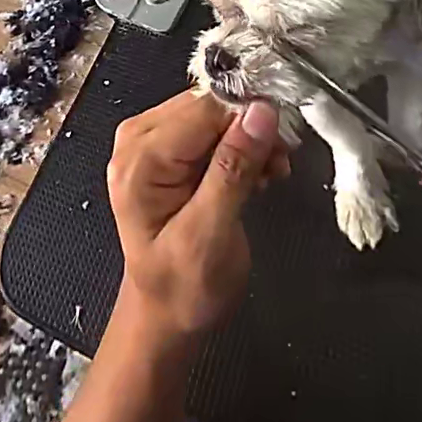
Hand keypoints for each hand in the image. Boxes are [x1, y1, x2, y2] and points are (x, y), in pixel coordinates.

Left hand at [107, 90, 288, 340]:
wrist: (166, 316)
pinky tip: (257, 171)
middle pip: (210, 105)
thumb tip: (262, 111)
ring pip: (216, 111)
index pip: (206, 109)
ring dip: (251, 137)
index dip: (249, 119)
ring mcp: (152, 139)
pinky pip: (213, 125)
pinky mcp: (169, 147)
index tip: (281, 145)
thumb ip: (233, 169)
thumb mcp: (210, 235)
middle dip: (251, 129)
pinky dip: (241, 143)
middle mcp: (139, 137)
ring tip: (271, 171)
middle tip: (278, 163)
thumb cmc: (184, 287)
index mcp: (141, 158)